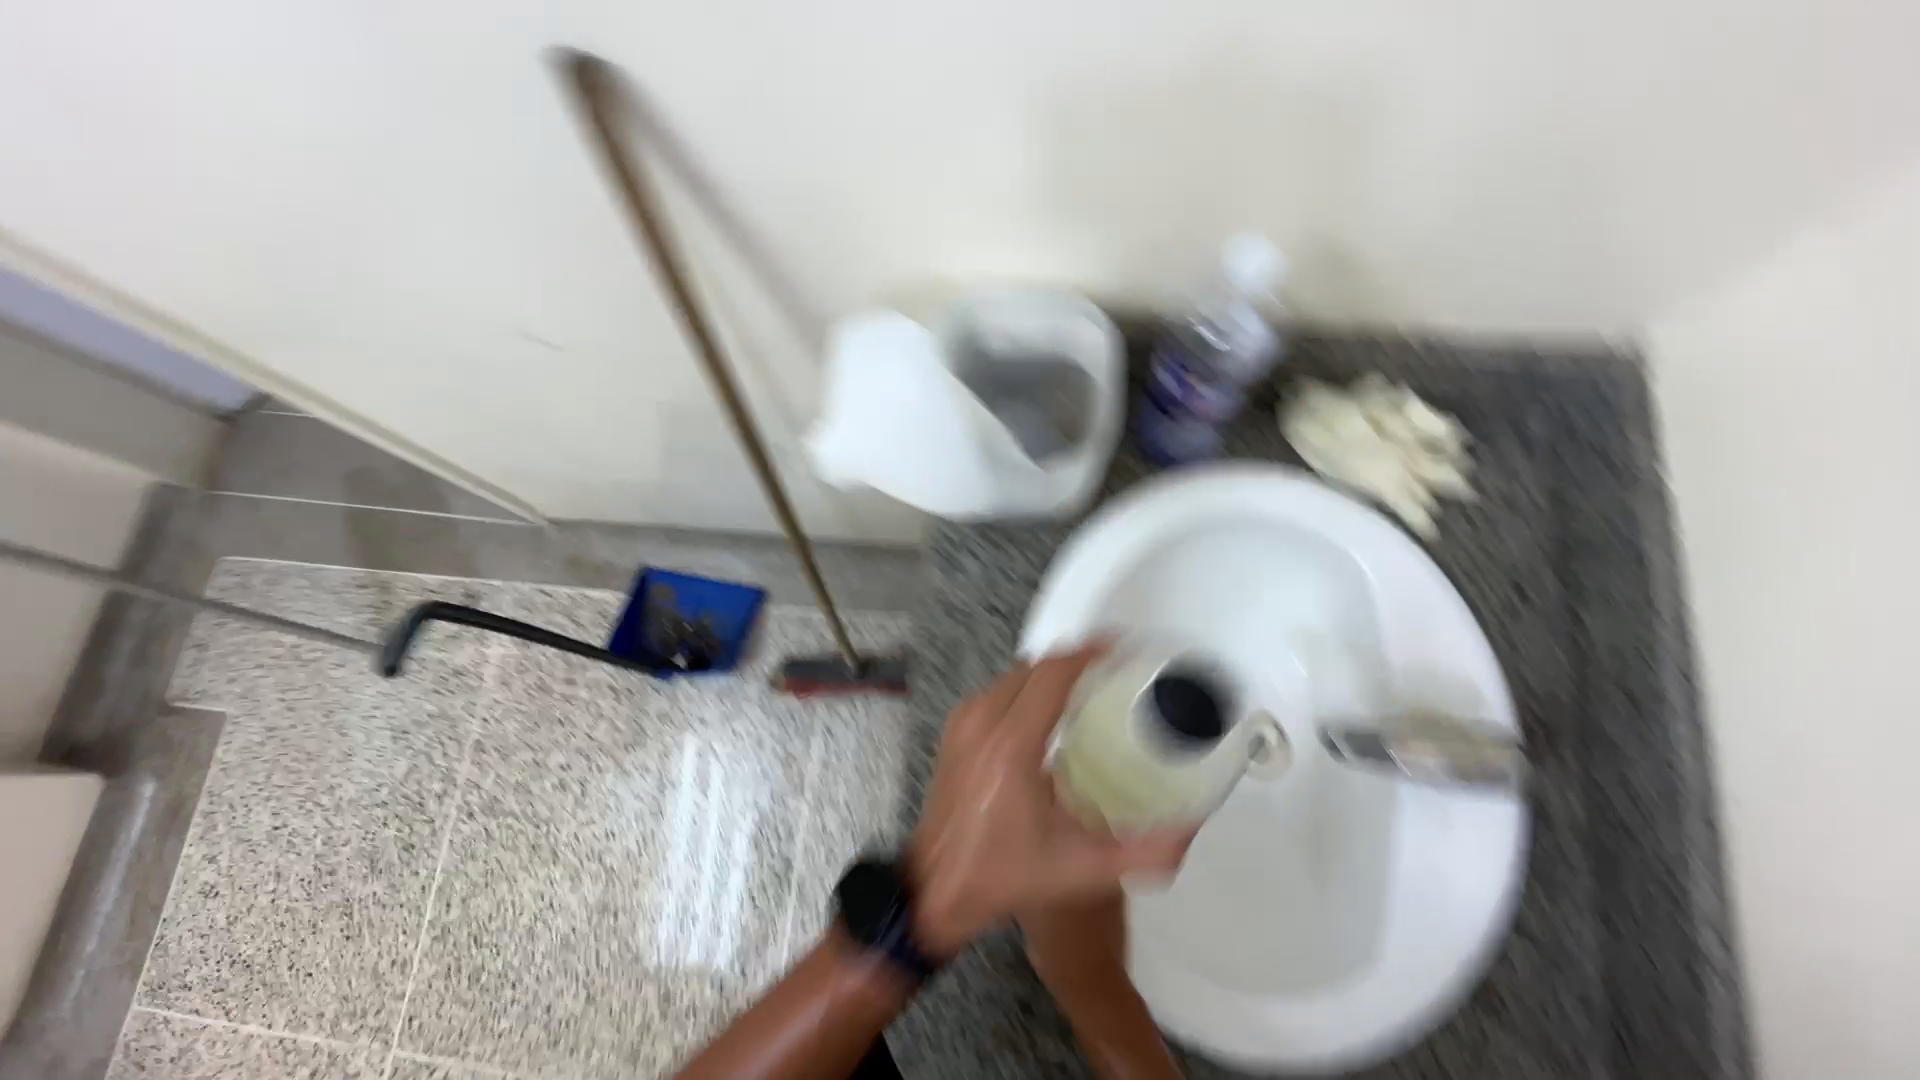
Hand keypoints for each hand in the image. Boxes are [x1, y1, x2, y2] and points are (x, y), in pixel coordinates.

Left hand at [905, 642, 1197, 956]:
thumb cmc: (1004, 875)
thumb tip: (1191, 828)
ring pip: (1015, 674)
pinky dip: (1028, 687)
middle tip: (1114, 671)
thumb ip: (1143, 852)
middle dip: (1077, 661)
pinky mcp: (955, 730)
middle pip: (1036, 667)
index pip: (1053, 675)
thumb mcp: (1081, 869)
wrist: (936, 887)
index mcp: (1011, 746)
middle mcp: (983, 722)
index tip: (1122, 647)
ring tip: (1089, 686)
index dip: (1090, 653)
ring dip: (1052, 673)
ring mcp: (964, 723)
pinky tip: (1051, 710)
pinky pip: (998, 690)